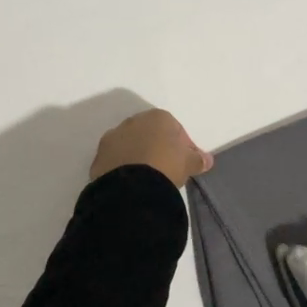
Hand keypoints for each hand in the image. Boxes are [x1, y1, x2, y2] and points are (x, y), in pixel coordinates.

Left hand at [89, 109, 212, 188]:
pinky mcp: (99, 157)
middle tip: (166, 170)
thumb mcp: (188, 164)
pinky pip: (115, 160)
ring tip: (147, 178)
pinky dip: (123, 168)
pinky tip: (131, 183)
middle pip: (150, 133)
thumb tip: (207, 160)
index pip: (174, 128)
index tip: (185, 163)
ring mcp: (113, 138)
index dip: (182, 145)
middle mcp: (133, 122)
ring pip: (130, 145)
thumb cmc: (166, 167)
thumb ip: (198, 159)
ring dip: (138, 156)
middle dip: (158, 148)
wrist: (131, 188)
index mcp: (157, 117)